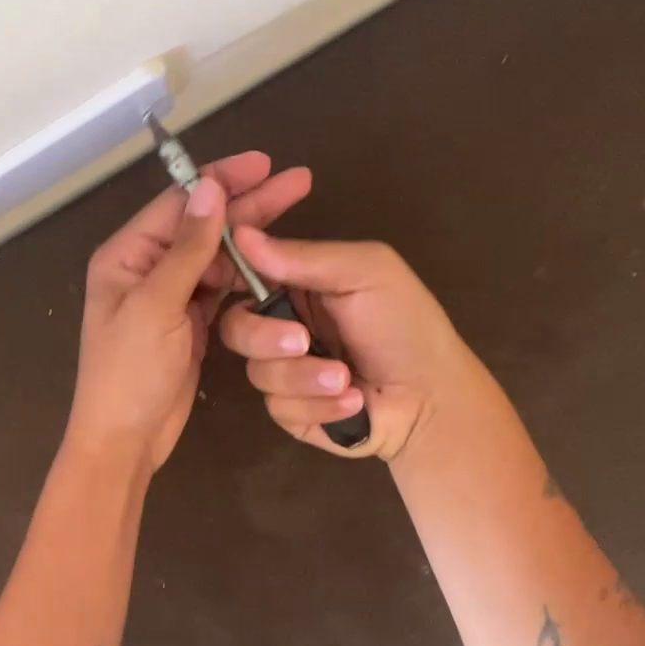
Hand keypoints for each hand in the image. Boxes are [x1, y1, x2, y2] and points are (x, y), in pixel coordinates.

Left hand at [66, 152, 311, 473]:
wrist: (125, 440)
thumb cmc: (129, 373)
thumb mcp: (156, 307)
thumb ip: (186, 250)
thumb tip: (209, 188)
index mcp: (126, 257)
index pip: (178, 204)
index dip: (222, 180)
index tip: (266, 164)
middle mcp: (146, 270)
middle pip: (203, 227)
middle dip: (248, 204)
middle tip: (299, 183)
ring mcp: (169, 298)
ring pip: (216, 257)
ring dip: (252, 240)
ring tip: (296, 214)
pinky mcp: (189, 325)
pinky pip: (221, 290)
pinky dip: (246, 277)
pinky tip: (276, 262)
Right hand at [218, 231, 467, 460]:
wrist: (432, 397)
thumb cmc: (405, 324)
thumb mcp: (365, 273)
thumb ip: (303, 258)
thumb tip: (241, 233)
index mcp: (296, 284)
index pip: (241, 273)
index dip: (221, 274)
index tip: (213, 277)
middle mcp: (282, 326)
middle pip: (235, 328)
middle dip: (264, 338)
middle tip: (302, 341)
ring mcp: (284, 372)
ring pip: (258, 373)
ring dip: (305, 377)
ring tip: (347, 379)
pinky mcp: (291, 411)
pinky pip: (279, 408)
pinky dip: (319, 405)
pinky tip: (353, 402)